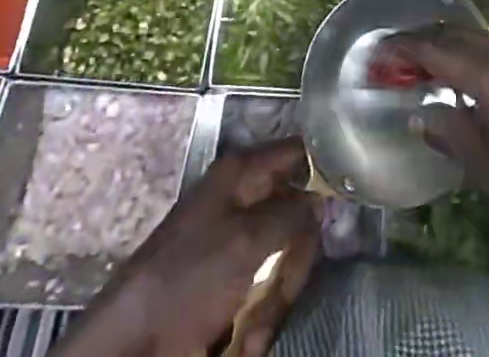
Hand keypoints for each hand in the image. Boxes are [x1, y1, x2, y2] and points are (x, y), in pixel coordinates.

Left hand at [54, 139, 319, 356]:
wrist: (139, 337)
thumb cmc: (191, 274)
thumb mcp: (248, 240)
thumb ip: (293, 214)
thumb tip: (324, 199)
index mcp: (241, 173)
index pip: (295, 151)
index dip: (323, 166)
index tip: (349, 190)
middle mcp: (244, 199)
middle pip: (299, 214)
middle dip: (297, 257)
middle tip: (285, 281)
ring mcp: (240, 242)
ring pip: (289, 259)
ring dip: (278, 296)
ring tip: (254, 321)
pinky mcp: (236, 280)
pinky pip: (270, 290)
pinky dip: (263, 316)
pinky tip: (245, 337)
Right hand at [380, 26, 488, 246]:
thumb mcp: (486, 167)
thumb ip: (449, 132)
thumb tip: (422, 115)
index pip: (435, 49)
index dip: (403, 48)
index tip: (380, 53)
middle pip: (457, 34)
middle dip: (424, 40)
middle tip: (398, 56)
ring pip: (480, 37)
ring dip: (451, 43)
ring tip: (428, 63)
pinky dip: (476, 52)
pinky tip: (469, 74)